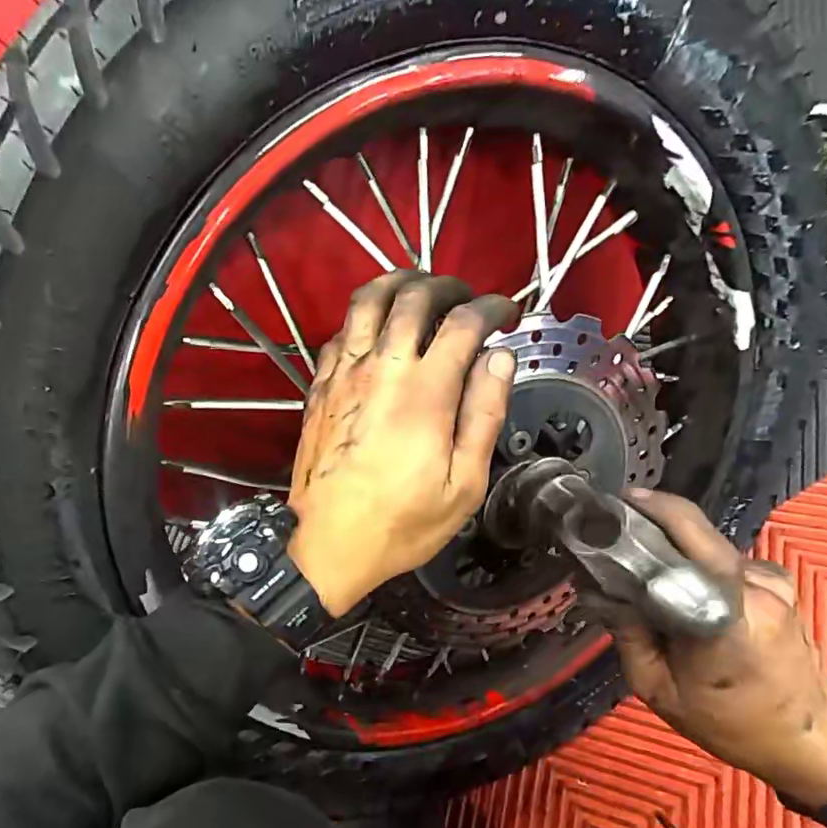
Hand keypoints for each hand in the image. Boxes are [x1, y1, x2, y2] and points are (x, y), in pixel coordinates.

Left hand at [287, 272, 518, 615]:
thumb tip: (501, 361)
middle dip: (447, 284)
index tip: (507, 313)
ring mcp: (344, 374)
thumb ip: (484, 414)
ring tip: (418, 287)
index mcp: (426, 392)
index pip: (464, 323)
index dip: (493, 307)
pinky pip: (340, 332)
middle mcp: (383, 368)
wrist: (327, 544)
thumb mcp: (464, 484)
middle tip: (465, 296)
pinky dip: (363, 318)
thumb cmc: (401, 522)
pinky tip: (375, 329)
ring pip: (367, 301)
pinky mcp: (319, 387)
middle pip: (414, 296)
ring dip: (397, 283)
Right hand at [602, 489, 826, 808]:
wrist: (810, 735)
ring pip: (704, 542)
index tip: (601, 515)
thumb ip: (626, 632)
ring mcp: (771, 578)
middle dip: (648, 517)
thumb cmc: (729, 721)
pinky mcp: (777, 577)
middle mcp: (753, 585)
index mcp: (723, 615)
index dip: (639, 521)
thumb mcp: (655, 688)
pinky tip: (684, 583)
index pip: (678, 544)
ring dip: (672, 544)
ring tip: (641, 560)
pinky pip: (722, 556)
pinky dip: (696, 561)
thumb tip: (599, 586)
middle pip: (691, 530)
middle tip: (611, 522)